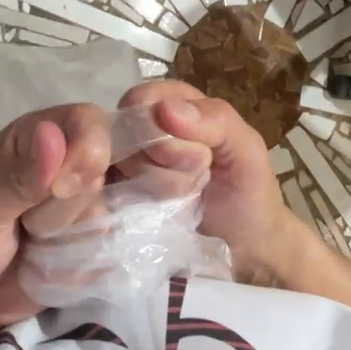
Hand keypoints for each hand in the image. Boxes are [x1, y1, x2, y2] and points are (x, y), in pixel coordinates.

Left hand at [0, 104, 112, 349]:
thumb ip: (20, 177)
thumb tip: (53, 136)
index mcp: (38, 136)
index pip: (91, 122)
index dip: (90, 149)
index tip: (64, 186)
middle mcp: (68, 163)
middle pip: (107, 168)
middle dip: (70, 204)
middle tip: (29, 224)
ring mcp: (84, 204)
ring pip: (108, 212)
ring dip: (67, 237)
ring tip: (31, 242)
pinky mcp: (93, 243)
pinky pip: (108, 248)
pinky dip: (78, 262)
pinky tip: (47, 263)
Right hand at [116, 81, 306, 283]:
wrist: (244, 250)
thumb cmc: (248, 191)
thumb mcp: (246, 151)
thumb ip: (216, 121)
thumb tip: (166, 108)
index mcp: (175, 105)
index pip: (142, 100)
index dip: (160, 127)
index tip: (196, 157)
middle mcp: (143, 130)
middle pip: (125, 132)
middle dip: (160, 162)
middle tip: (192, 184)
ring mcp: (126, 165)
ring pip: (114, 164)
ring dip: (150, 187)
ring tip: (180, 201)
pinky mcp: (116, 199)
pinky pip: (102, 193)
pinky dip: (125, 205)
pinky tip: (152, 215)